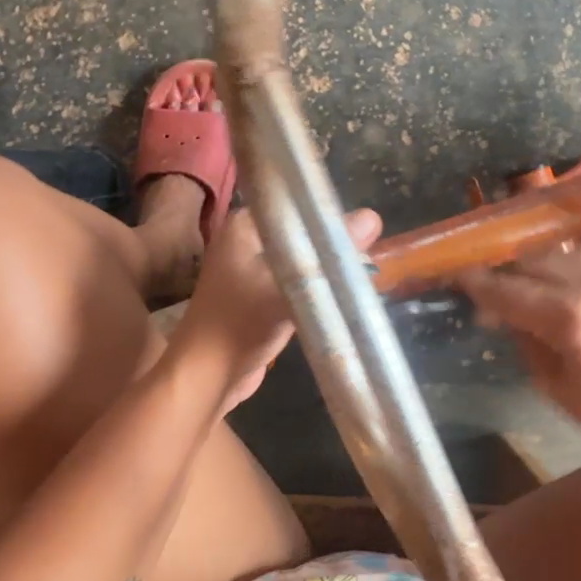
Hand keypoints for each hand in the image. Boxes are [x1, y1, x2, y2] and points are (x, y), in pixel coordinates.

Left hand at [172, 207, 383, 409]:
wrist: (207, 377)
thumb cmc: (241, 321)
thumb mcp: (291, 283)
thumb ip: (329, 253)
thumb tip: (374, 217)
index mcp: (244, 225)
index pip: (295, 204)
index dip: (329, 213)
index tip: (365, 227)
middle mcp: (245, 242)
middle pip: (300, 233)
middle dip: (332, 244)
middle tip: (372, 253)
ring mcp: (251, 273)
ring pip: (300, 262)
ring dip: (326, 270)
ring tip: (364, 272)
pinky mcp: (258, 301)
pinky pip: (295, 287)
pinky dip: (315, 291)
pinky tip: (342, 295)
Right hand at [457, 239, 580, 465]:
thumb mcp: (553, 385)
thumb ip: (522, 338)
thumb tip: (492, 310)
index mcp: (571, 319)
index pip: (507, 288)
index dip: (474, 281)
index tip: (450, 274)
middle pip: (528, 257)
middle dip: (497, 262)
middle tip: (474, 270)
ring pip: (556, 246)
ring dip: (527, 254)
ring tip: (507, 265)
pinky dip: (559, 252)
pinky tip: (545, 264)